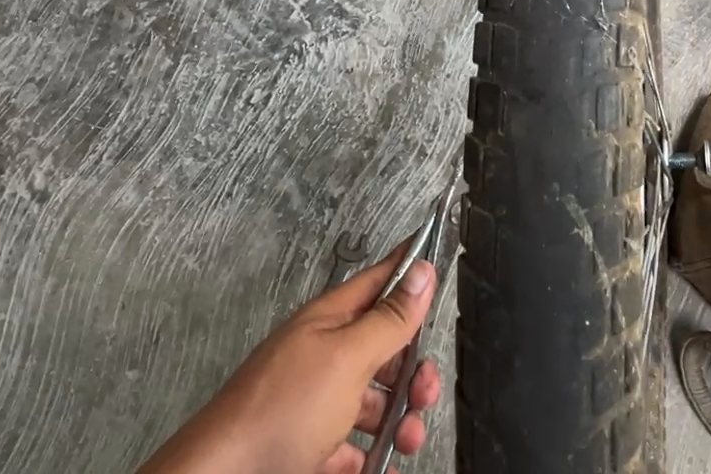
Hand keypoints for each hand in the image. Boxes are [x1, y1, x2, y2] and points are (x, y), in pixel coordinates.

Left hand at [135, 250, 443, 473]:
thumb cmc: (272, 417)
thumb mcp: (347, 358)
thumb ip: (388, 318)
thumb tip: (420, 272)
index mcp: (330, 323)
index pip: (380, 281)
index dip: (410, 270)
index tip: (438, 258)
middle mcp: (323, 359)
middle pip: (384, 350)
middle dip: (413, 371)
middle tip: (423, 392)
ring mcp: (313, 406)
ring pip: (374, 403)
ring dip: (400, 422)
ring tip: (404, 442)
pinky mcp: (307, 450)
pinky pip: (353, 450)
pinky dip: (373, 460)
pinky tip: (379, 469)